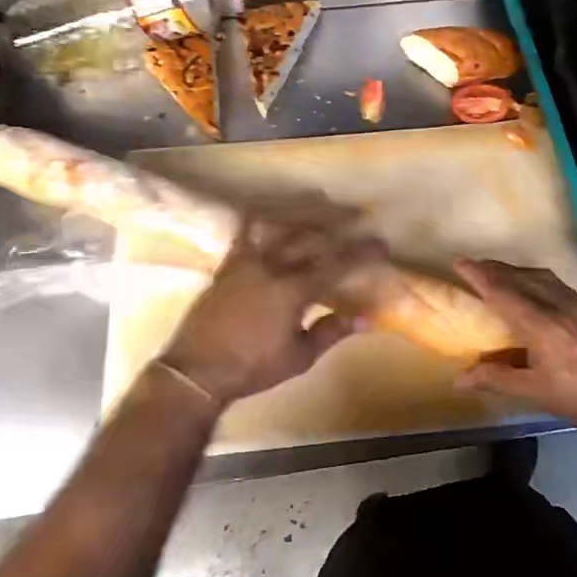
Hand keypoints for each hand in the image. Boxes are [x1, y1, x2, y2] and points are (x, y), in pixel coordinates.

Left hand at [158, 218, 383, 406]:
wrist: (197, 370)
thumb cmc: (252, 368)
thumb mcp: (299, 357)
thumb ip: (331, 332)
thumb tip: (365, 318)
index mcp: (293, 291)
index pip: (335, 265)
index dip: (360, 253)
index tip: (380, 244)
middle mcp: (272, 267)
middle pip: (312, 239)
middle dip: (338, 226)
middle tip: (358, 216)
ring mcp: (247, 262)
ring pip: (281, 229)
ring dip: (305, 217)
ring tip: (322, 206)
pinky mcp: (228, 264)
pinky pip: (246, 233)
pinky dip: (261, 220)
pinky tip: (268, 212)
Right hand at [454, 259, 576, 437]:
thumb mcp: (534, 392)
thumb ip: (495, 379)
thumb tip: (458, 380)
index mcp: (542, 326)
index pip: (504, 293)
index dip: (480, 277)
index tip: (460, 264)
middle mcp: (558, 307)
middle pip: (521, 278)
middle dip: (494, 269)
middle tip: (471, 266)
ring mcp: (576, 305)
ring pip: (539, 277)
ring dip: (514, 270)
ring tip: (495, 273)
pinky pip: (553, 282)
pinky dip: (532, 277)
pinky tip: (529, 285)